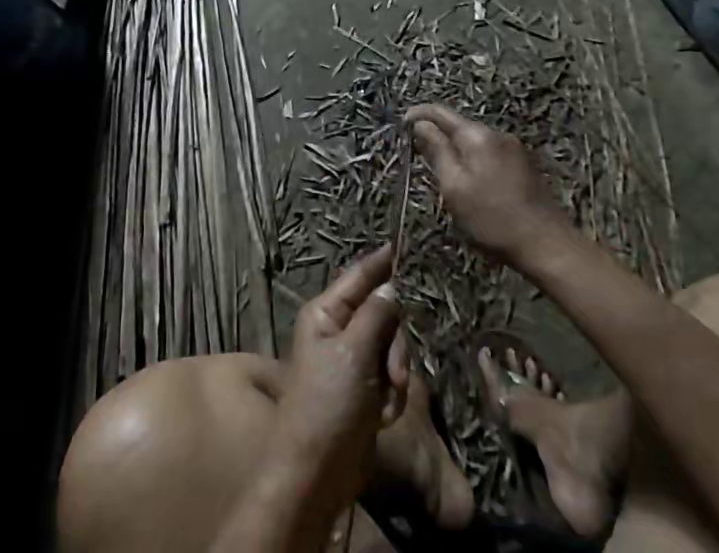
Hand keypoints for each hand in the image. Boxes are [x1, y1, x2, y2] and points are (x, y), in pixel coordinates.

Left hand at [271, 246, 408, 521]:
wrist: (318, 472)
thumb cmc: (327, 405)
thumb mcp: (354, 353)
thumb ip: (376, 315)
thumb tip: (390, 285)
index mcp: (325, 314)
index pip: (357, 277)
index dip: (379, 263)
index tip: (400, 245)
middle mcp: (337, 332)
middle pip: (383, 315)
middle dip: (395, 347)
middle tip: (394, 374)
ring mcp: (351, 362)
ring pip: (392, 349)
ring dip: (395, 377)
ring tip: (383, 403)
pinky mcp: (363, 390)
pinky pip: (391, 379)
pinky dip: (391, 398)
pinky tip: (380, 417)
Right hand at [405, 104, 573, 266]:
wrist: (545, 243)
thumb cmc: (492, 218)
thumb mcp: (454, 186)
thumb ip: (436, 151)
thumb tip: (420, 125)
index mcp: (477, 136)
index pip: (440, 113)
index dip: (418, 115)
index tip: (401, 124)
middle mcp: (497, 134)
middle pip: (459, 126)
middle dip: (437, 134)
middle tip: (417, 154)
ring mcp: (514, 149)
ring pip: (474, 141)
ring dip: (455, 150)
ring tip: (441, 172)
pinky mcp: (523, 165)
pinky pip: (488, 153)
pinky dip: (473, 160)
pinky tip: (470, 182)